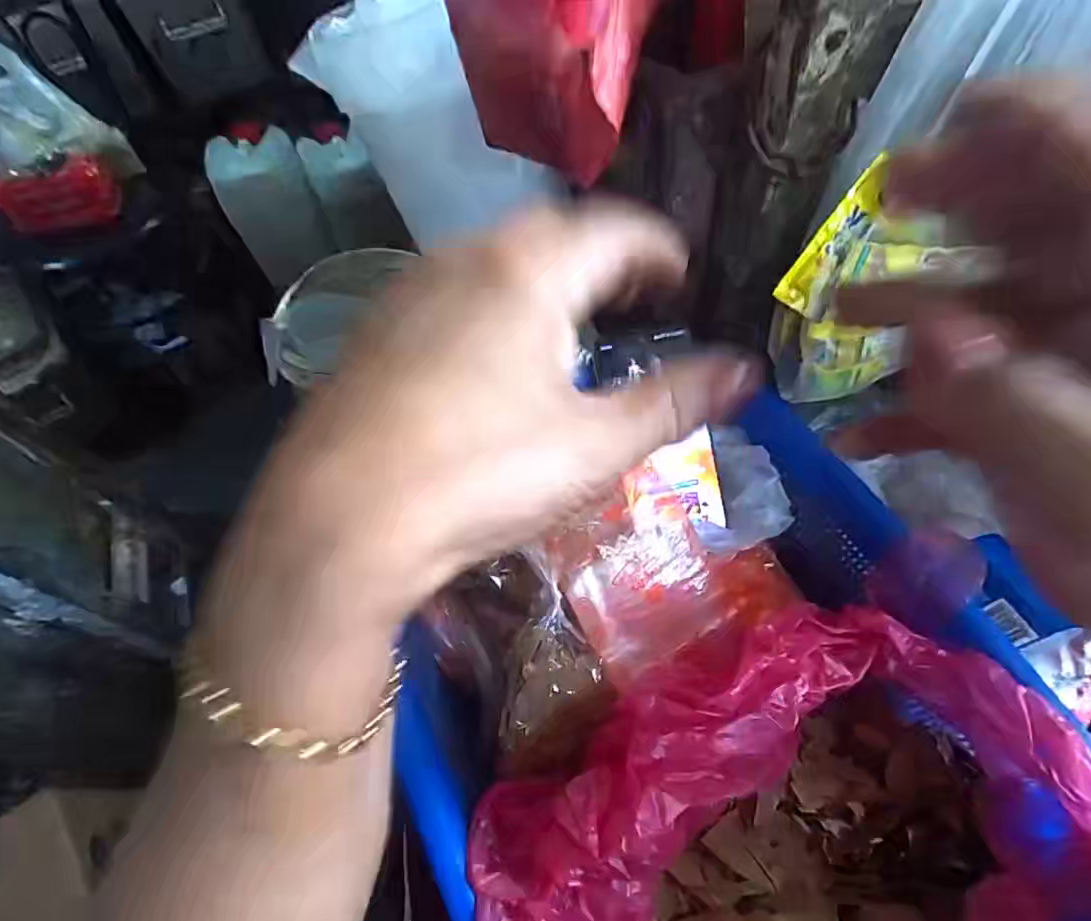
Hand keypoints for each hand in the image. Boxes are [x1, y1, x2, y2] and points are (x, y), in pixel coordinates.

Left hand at [254, 201, 759, 620]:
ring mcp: (409, 291)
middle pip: (552, 234)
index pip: (616, 230)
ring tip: (571, 324)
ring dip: (545, 281)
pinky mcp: (375, 332)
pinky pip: (452, 296)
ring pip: (495, 261)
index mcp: (529, 270)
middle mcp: (464, 259)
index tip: (683, 277)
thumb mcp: (593, 447)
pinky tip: (493, 359)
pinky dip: (493, 308)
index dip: (660, 250)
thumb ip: (672, 402)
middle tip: (634, 298)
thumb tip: (747, 374)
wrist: (343, 521)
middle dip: (603, 259)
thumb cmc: (481, 477)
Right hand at [830, 80, 1090, 658]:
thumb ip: (1026, 409)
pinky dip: (906, 412)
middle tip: (883, 192)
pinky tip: (854, 436)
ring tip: (835, 311)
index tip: (969, 106)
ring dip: (912, 310)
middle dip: (966, 205)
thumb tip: (928, 336)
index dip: (1055, 131)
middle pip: (1044, 236)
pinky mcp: (1037, 434)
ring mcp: (1079, 383)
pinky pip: (962, 403)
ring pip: (987, 318)